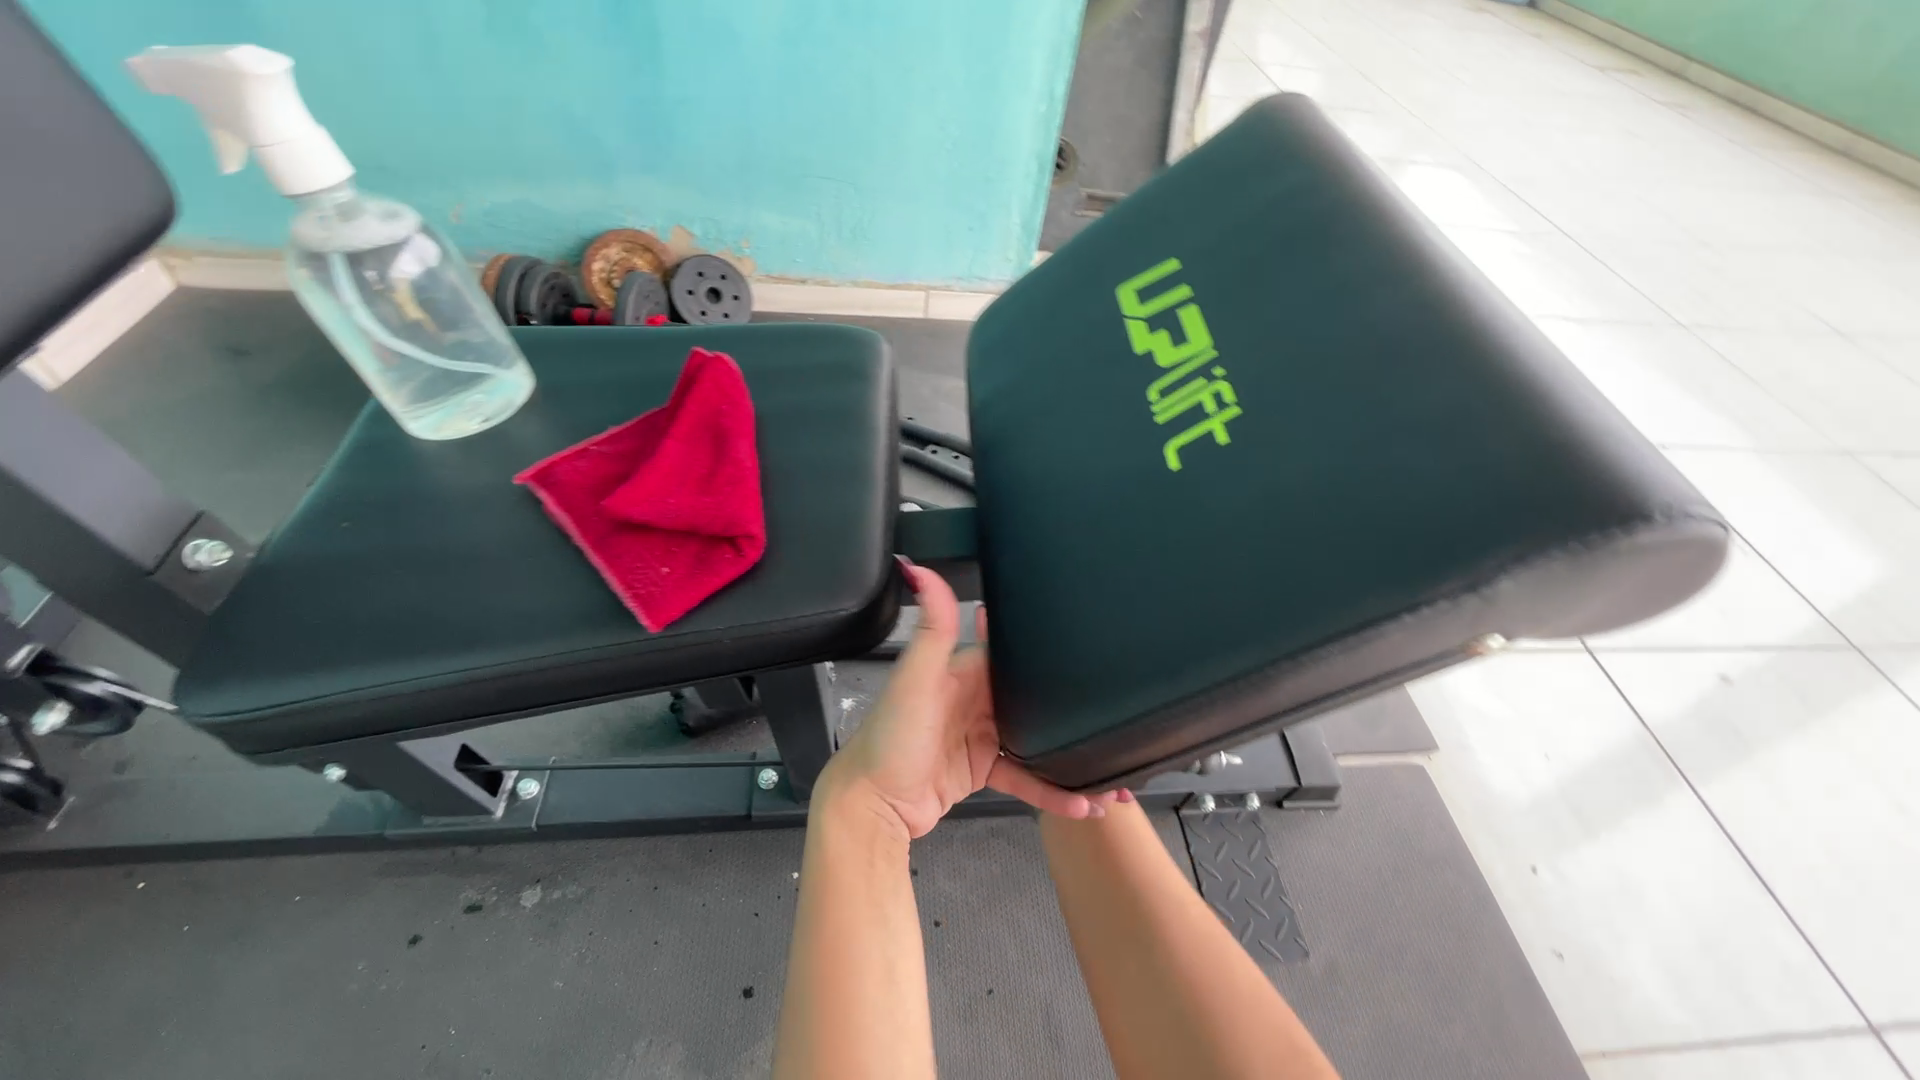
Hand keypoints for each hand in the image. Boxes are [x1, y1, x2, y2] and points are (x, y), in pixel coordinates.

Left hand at [818, 562, 1109, 838]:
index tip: (1089, 643)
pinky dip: (1050, 791)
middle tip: (1115, 714)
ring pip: (1036, 739)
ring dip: (1068, 754)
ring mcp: (979, 736)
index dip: (1046, 647)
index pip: (1010, 649)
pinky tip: (1081, 805)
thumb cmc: (891, 739)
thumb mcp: (915, 679)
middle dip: (1070, 707)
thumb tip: (919, 568)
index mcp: (963, 670)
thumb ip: (932, 629)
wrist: (872, 806)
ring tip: (1110, 773)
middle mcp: (974, 699)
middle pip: (1031, 697)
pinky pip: (1025, 776)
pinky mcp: (981, 770)